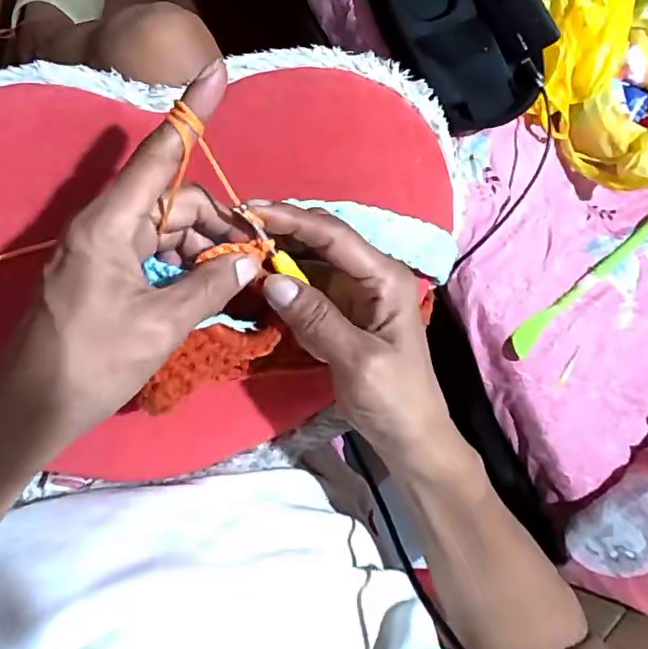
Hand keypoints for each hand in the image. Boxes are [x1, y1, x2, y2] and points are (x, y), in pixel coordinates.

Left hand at [0, 59, 257, 456]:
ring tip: (233, 281)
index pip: (159, 153)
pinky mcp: (105, 270)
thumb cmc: (90, 363)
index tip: (216, 70)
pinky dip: (185, 265)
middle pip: (175, 200)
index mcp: (110, 224)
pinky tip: (208, 290)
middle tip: (253, 257)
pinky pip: (155, 252)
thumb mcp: (161, 324)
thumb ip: (210, 284)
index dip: (192, 112)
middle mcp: (106, 224)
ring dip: (204, 248)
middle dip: (218, 222)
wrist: (28, 410)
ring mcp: (104, 247)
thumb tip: (248, 260)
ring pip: (169, 228)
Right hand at [248, 202, 466, 474]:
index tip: (252, 210)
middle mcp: (370, 275)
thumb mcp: (358, 361)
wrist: (411, 438)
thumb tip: (272, 279)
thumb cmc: (395, 398)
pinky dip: (283, 282)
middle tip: (237, 225)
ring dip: (278, 254)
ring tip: (239, 248)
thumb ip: (317, 318)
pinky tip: (258, 280)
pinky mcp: (341, 311)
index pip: (334, 235)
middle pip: (322, 240)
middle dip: (282, 230)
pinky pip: (308, 287)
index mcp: (385, 277)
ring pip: (311, 261)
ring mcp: (355, 292)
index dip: (292, 219)